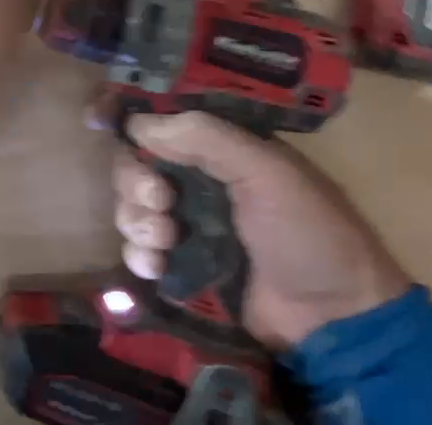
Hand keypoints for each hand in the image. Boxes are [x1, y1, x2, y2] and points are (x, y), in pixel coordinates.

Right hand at [114, 112, 410, 349]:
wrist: (335, 319)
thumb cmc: (309, 231)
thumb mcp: (268, 172)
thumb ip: (206, 138)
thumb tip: (138, 124)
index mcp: (219, 146)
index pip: (161, 115)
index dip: (126, 112)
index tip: (96, 117)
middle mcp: (195, 176)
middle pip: (133, 159)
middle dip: (133, 179)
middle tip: (158, 200)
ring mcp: (185, 220)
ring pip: (129, 202)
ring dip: (136, 218)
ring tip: (165, 240)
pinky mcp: (178, 262)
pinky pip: (136, 246)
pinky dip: (139, 254)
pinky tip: (157, 265)